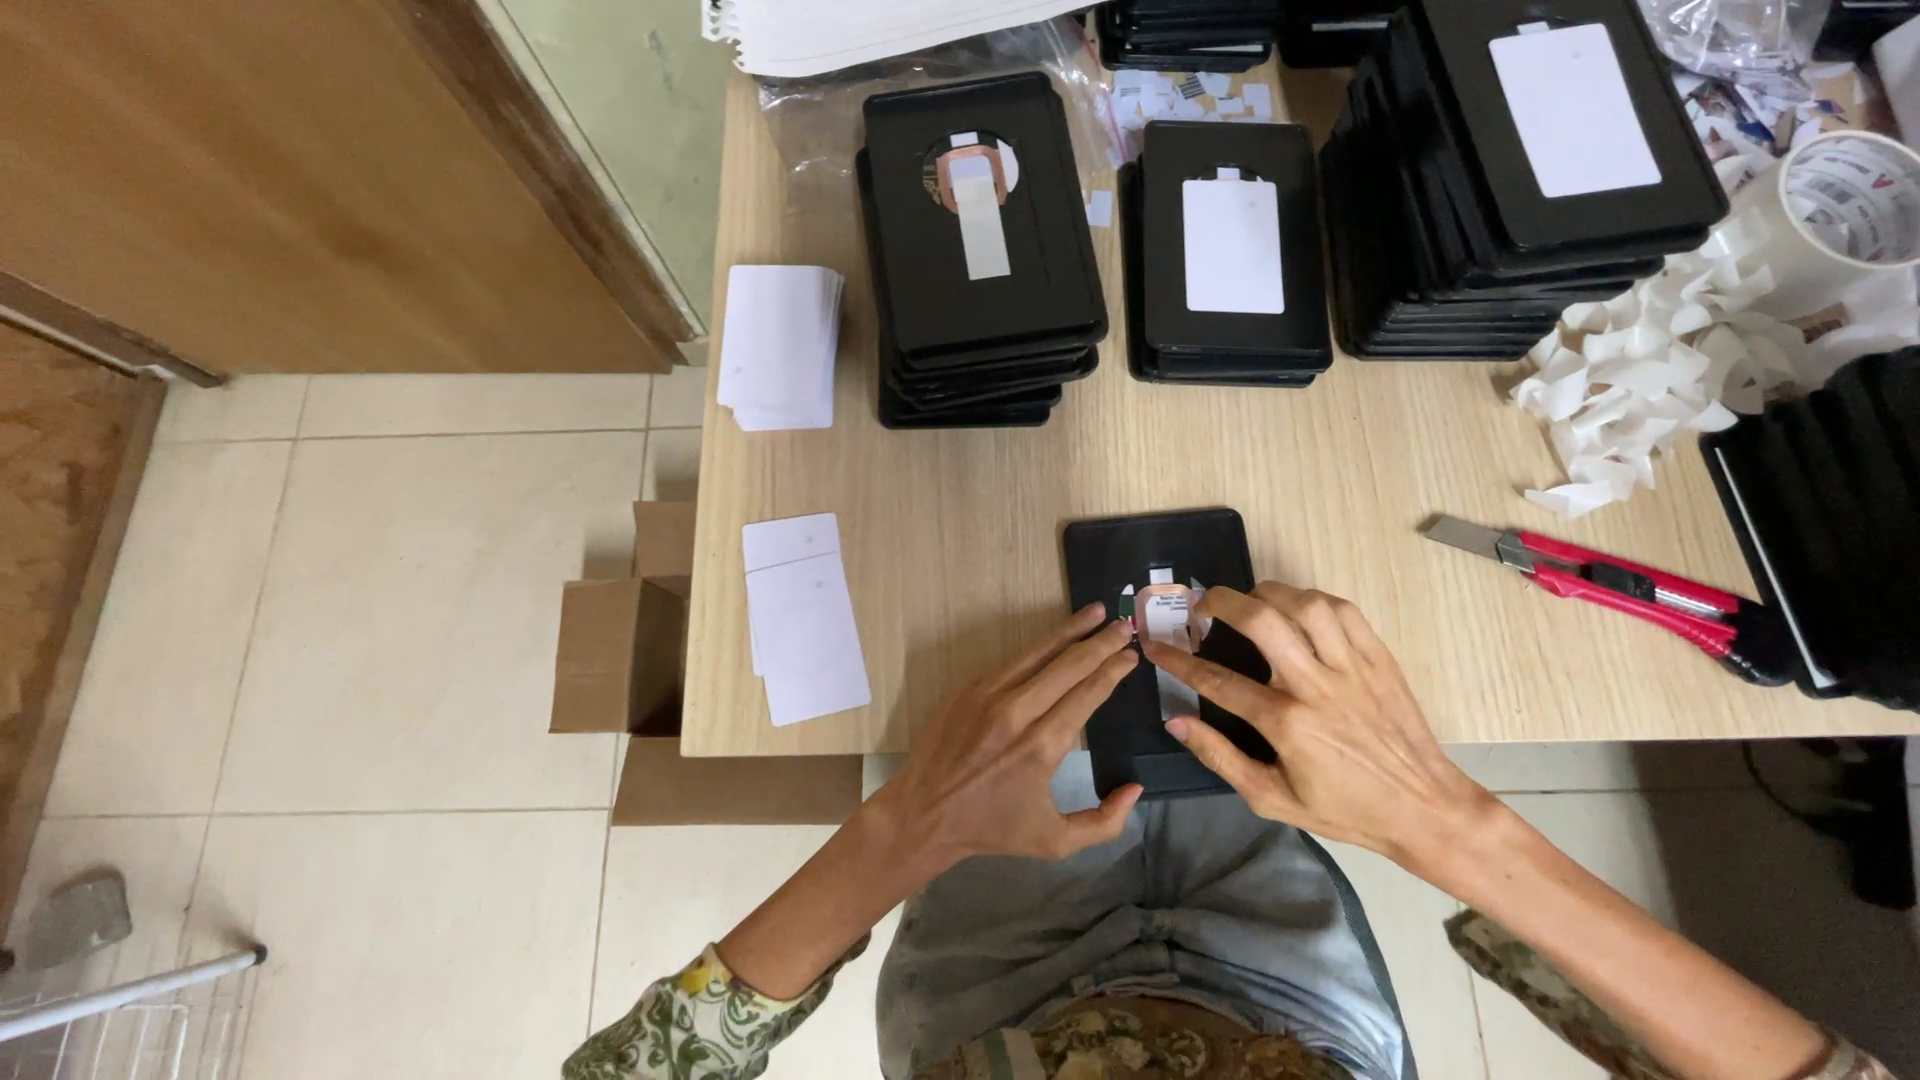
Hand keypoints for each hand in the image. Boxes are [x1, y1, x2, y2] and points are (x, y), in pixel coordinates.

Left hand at [875, 604, 1144, 867]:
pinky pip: (1011, 661)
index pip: (1088, 693)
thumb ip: (1104, 821)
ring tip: (1097, 612)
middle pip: (1069, 664)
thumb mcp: (1055, 841)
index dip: (1114, 669)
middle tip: (1126, 626)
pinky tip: (1056, 637)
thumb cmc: (992, 828)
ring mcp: (987, 694)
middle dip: (1102, 642)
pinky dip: (1038, 647)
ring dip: (1070, 629)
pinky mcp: (967, 687)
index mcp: (1042, 746)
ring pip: (1038, 651)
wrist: (923, 814)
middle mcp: (1016, 712)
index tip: (1133, 655)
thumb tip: (1136, 789)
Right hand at [1142, 583, 1495, 872]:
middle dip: (1222, 602)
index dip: (1178, 661)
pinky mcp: (1379, 658)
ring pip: (1304, 605)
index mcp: (1286, 724)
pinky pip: (1343, 610)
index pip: (1216, 681)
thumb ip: (1219, 757)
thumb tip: (1175, 721)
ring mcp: (1352, 668)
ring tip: (1250, 600)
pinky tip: (1296, 607)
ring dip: (1268, 593)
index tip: (1156, 646)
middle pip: (1262, 621)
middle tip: (1203, 604)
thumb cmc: (1343, 809)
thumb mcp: (1271, 798)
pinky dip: (1312, 599)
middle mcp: (1316, 687)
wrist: (1425, 809)